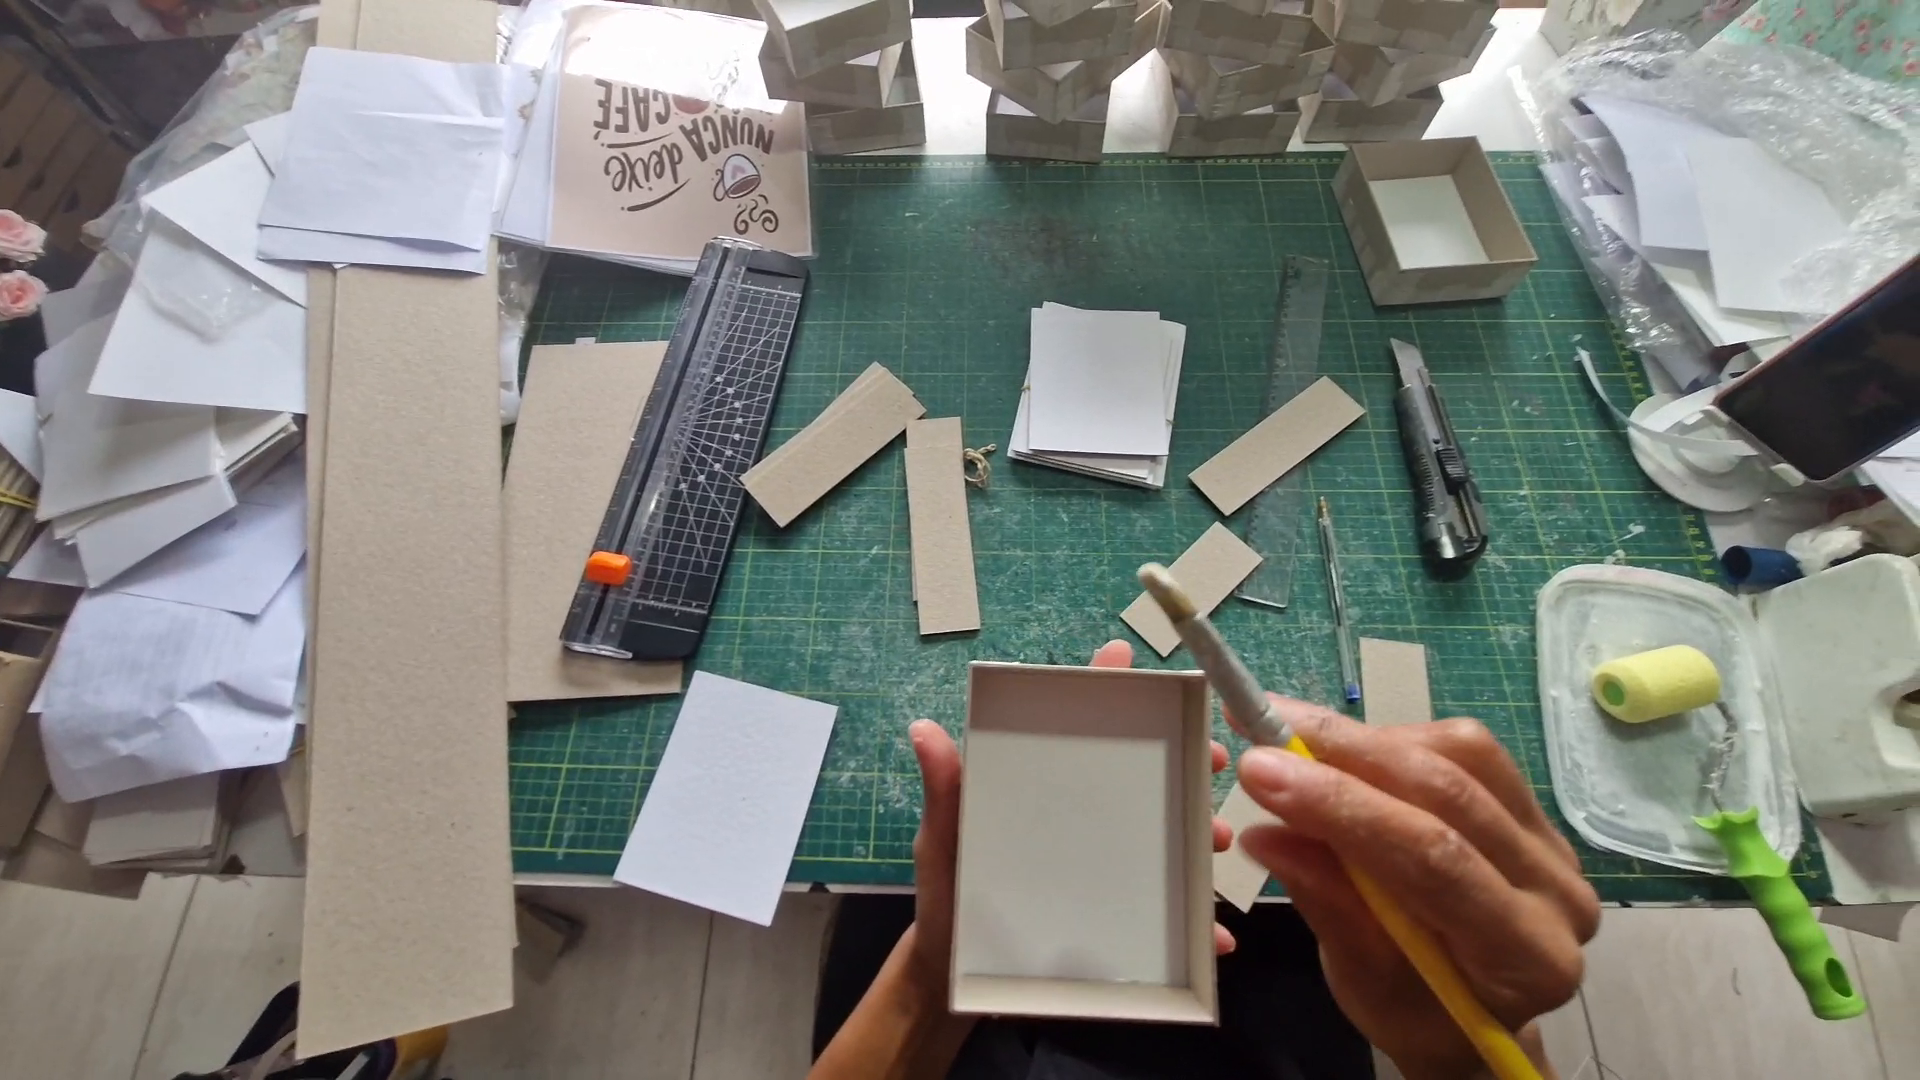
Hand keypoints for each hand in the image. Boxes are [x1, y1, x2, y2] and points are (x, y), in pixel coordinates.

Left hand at [906, 640, 1238, 988]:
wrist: (953, 975)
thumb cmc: (946, 895)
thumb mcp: (941, 839)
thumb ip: (942, 788)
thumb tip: (921, 728)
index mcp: (1034, 788)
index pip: (1068, 728)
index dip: (1095, 687)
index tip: (1123, 657)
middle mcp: (1073, 818)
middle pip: (1133, 778)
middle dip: (1178, 760)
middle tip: (1209, 759)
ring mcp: (1096, 863)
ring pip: (1159, 837)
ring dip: (1196, 833)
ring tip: (1217, 839)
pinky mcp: (1110, 911)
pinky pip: (1159, 912)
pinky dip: (1189, 925)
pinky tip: (1215, 939)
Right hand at [1232, 696, 1598, 1079]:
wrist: (1455, 1009)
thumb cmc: (1407, 1006)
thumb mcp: (1357, 980)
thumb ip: (1324, 903)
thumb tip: (1264, 836)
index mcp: (1524, 955)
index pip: (1432, 858)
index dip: (1338, 804)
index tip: (1258, 769)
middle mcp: (1554, 891)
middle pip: (1445, 791)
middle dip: (1339, 751)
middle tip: (1259, 727)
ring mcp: (1549, 841)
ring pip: (1456, 754)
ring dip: (1359, 736)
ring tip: (1288, 734)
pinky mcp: (1526, 804)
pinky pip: (1460, 745)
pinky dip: (1385, 734)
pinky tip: (1339, 749)